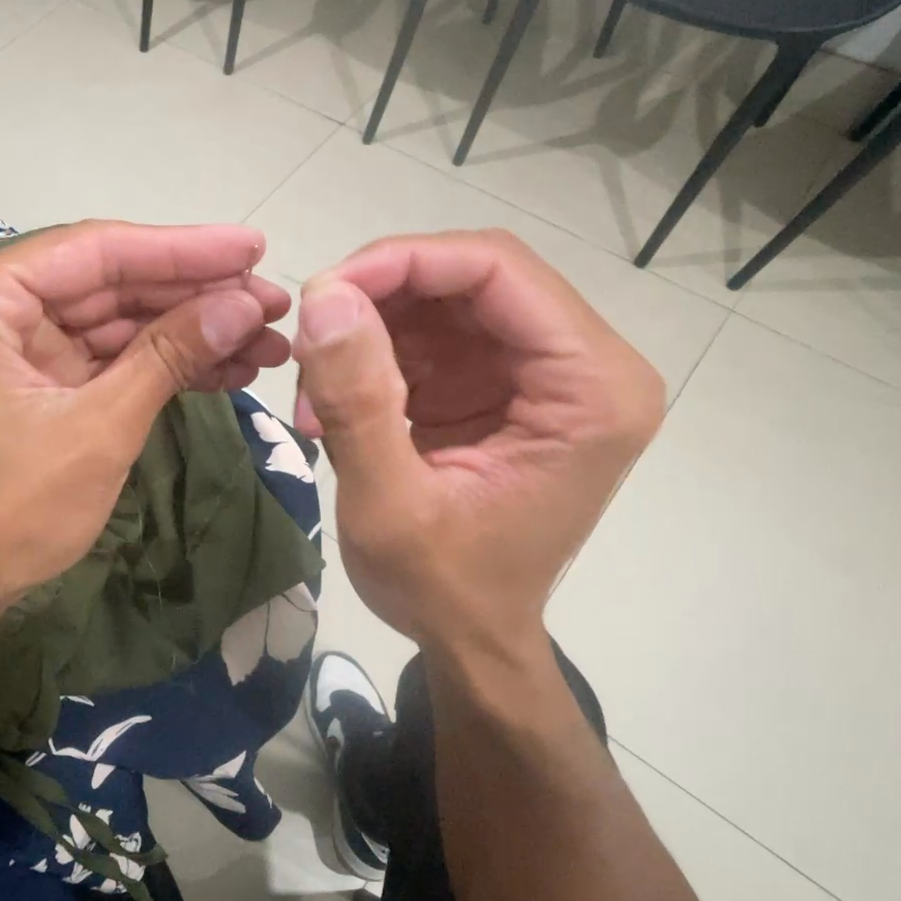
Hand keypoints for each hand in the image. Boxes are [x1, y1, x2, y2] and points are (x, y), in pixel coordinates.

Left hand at [0, 220, 291, 625]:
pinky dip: (163, 367)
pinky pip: (109, 360)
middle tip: (273, 302)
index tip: (252, 246)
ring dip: (189, 334)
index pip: (95, 252)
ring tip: (269, 341)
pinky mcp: (40, 383)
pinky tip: (228, 369)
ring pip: (118, 323)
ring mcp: (18, 347)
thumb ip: (169, 356)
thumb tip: (246, 304)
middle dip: (195, 297)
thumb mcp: (97, 428)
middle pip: (111, 284)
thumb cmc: (10, 511)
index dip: (182, 250)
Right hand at [291, 231, 662, 663]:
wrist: (470, 638)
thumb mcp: (390, 504)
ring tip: (314, 394)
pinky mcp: (503, 384)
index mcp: (592, 390)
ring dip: (368, 330)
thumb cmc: (444, 589)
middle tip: (309, 344)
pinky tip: (334, 403)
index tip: (322, 292)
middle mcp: (584, 365)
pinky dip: (374, 356)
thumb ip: (359, 399)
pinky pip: (432, 334)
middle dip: (378, 297)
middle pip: (472, 276)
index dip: (405, 262)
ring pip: (444, 299)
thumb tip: (324, 295)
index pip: (500, 272)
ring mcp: (543, 372)